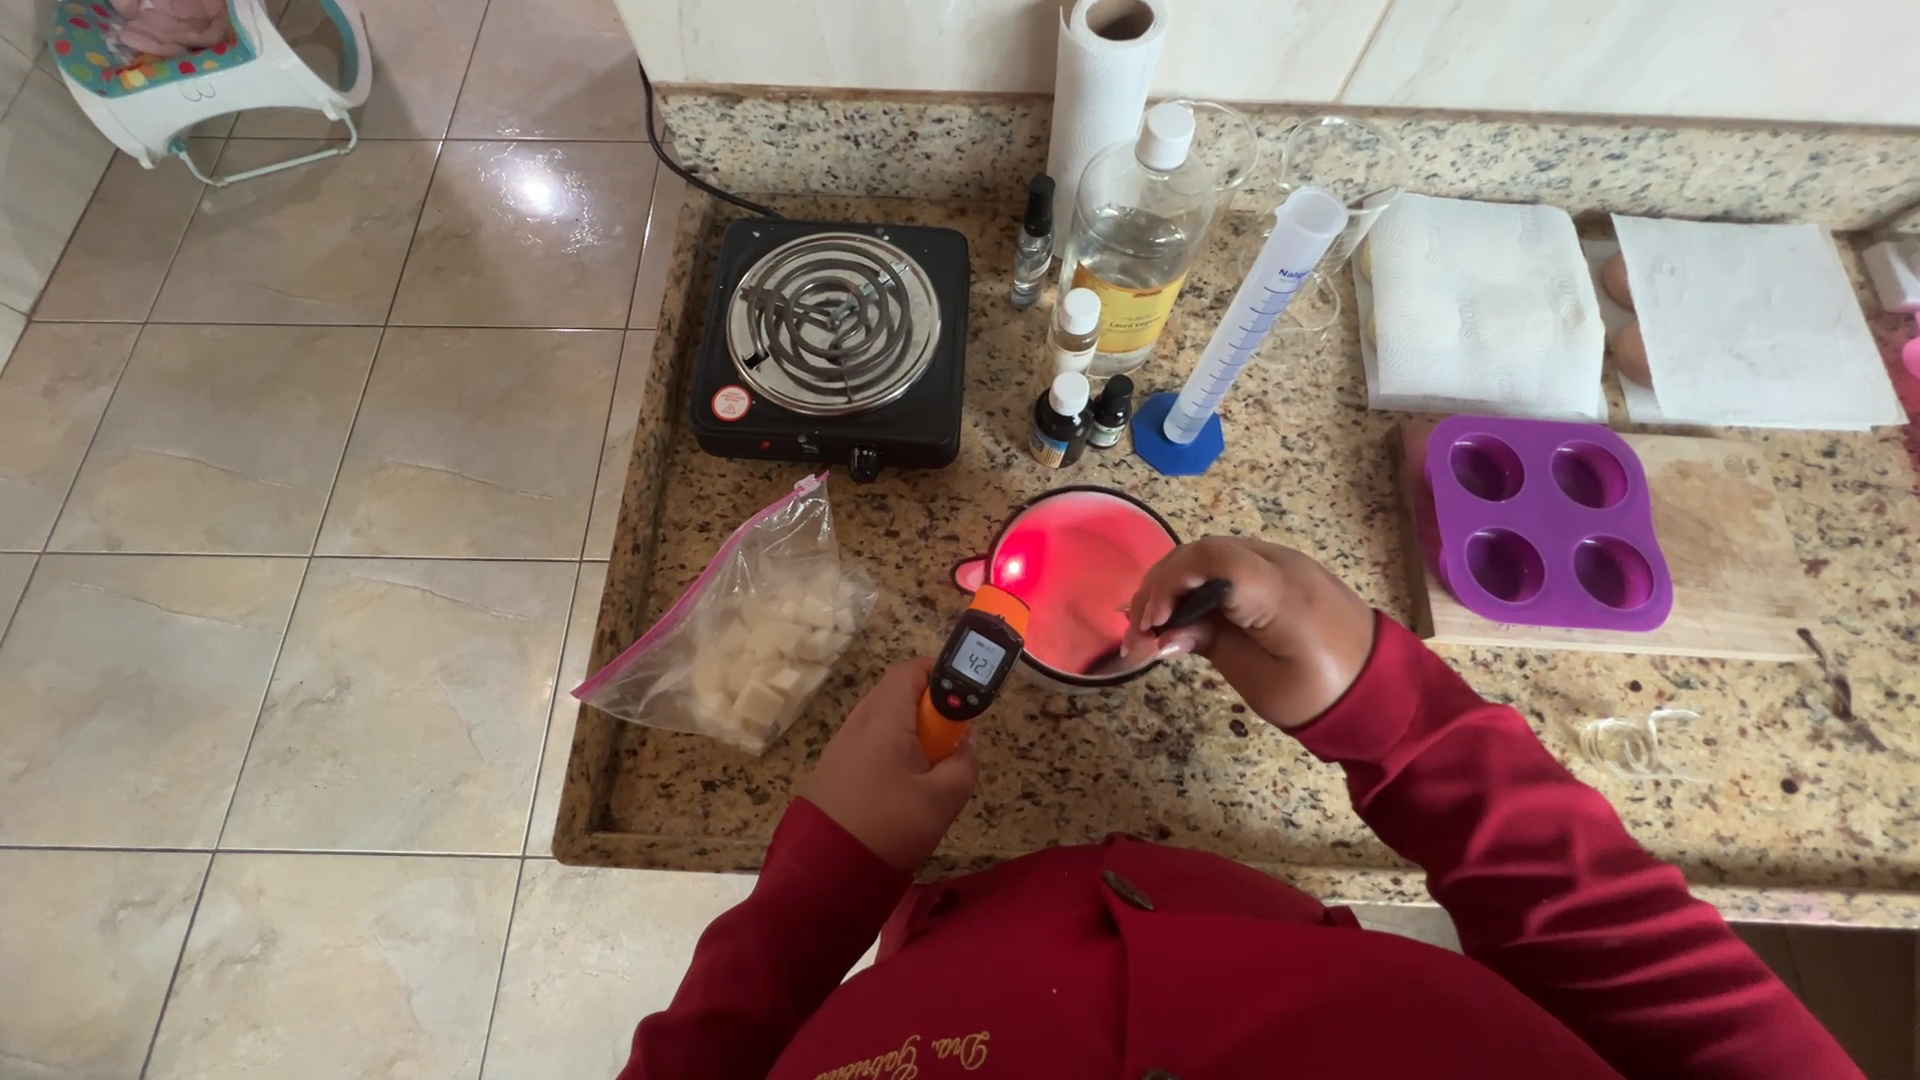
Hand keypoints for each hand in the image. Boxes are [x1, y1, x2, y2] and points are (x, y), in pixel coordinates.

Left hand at [798, 658, 977, 871]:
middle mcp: (860, 720)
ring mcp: (844, 743)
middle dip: (932, 711)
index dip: (943, 675)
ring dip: (914, 735)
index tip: (964, 701)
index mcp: (884, 715)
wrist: (825, 870)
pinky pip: (873, 742)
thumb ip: (964, 762)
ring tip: (931, 771)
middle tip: (951, 742)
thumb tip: (966, 742)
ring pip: (888, 720)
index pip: (913, 669)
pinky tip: (905, 789)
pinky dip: (895, 752)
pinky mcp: (836, 767)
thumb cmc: (888, 825)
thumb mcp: (943, 798)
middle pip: (901, 693)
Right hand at [1121, 537, 1377, 729]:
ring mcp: (1282, 563)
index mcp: (1278, 591)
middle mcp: (1279, 563)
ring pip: (1210, 556)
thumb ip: (1208, 644)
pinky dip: (1198, 584)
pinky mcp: (1282, 572)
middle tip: (1138, 630)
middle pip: (1201, 552)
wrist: (1384, 693)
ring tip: (1154, 625)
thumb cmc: (1321, 695)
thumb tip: (1161, 635)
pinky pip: (1228, 566)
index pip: (1208, 558)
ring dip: (1175, 585)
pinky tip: (1183, 614)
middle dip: (1160, 586)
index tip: (1150, 625)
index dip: (1167, 584)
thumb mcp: (1258, 679)